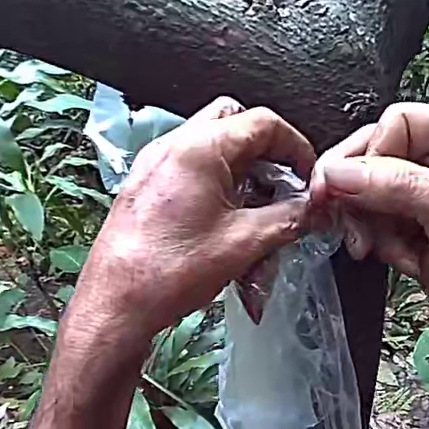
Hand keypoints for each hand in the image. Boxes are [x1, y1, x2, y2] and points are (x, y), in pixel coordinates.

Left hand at [70, 98, 313, 346]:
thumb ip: (289, 218)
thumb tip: (312, 209)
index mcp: (198, 148)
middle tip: (284, 186)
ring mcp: (156, 166)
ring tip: (259, 214)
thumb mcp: (245, 243)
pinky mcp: (148, 188)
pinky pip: (192, 171)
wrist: (116, 306)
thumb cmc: (167, 273)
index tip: (308, 178)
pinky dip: (219, 187)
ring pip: (214, 148)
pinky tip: (229, 225)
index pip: (263, 122)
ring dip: (244, 173)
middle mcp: (173, 147)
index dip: (297, 148)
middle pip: (236, 125)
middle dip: (268, 154)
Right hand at [310, 103, 428, 355]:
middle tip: (340, 214)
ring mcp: (422, 192)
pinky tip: (394, 255)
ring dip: (362, 221)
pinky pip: (368, 219)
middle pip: (373, 156)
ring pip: (364, 190)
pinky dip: (371, 239)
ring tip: (372, 245)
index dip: (370, 154)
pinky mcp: (407, 222)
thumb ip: (400, 185)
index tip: (349, 186)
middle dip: (357, 191)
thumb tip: (342, 172)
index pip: (399, 124)